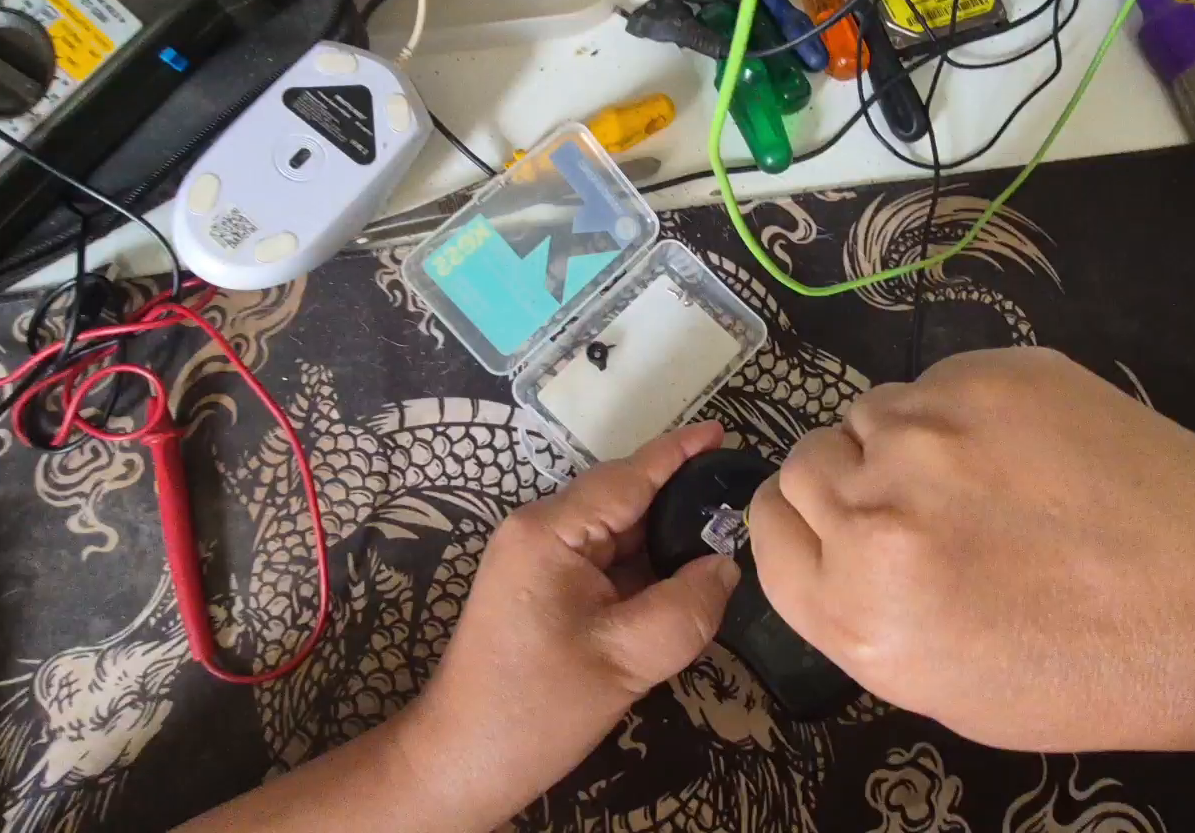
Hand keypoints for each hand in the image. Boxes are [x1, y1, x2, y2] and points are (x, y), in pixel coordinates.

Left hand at [401, 423, 741, 829]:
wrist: (459, 764)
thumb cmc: (535, 711)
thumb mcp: (624, 662)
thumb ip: (686, 608)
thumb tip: (726, 564)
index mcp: (550, 530)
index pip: (627, 476)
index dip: (678, 451)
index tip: (723, 430)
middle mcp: (540, 528)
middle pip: (621, 498)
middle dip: (677, 496)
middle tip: (735, 499)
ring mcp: (538, 555)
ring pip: (615, 529)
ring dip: (661, 534)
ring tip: (718, 532)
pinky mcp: (542, 583)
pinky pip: (603, 557)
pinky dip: (641, 562)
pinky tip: (677, 571)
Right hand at [748, 347, 1194, 754]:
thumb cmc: (1089, 666)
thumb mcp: (943, 684)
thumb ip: (853, 609)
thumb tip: (820, 533)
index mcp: (856, 613)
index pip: (766, 524)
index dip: (799, 522)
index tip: (837, 524)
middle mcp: (870, 516)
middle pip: (802, 462)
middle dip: (843, 479)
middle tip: (913, 501)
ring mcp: (925, 433)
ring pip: (864, 414)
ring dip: (900, 441)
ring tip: (983, 475)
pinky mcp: (979, 374)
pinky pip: (930, 383)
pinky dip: (957, 409)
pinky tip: (1024, 445)